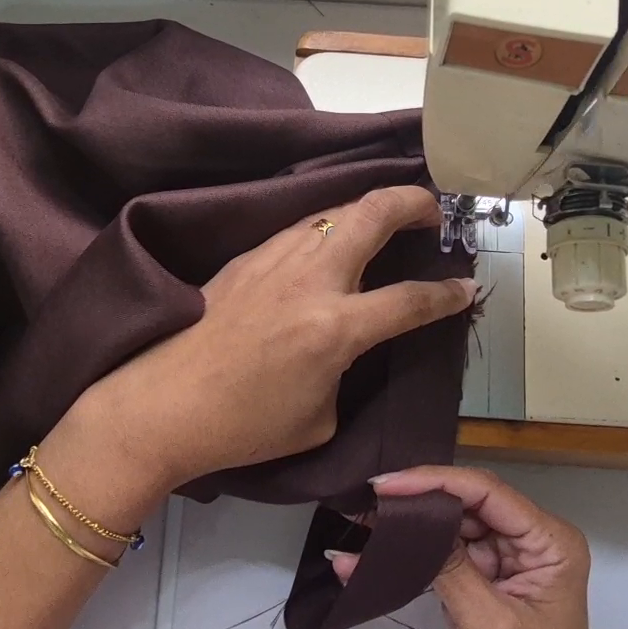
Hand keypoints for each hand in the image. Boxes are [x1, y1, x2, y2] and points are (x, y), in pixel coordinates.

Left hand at [45, 186, 476, 493]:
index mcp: (336, 327)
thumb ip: (347, 370)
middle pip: (374, 212)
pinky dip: (327, 228)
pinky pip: (299, 229)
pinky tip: (327, 247)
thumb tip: (355, 345)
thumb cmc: (244, 427)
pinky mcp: (245, 258)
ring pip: (333, 211)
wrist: (160, 407)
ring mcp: (274, 260)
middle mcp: (311, 279)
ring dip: (366, 211)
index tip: (466, 287)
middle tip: (430, 212)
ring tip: (381, 226)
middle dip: (413, 202)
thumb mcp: (319, 417)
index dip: (448, 294)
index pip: (410, 299)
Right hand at [329, 464, 597, 628]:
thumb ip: (452, 569)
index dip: (436, 482)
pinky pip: (445, 552)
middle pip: (467, 502)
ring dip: (409, 526)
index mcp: (550, 542)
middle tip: (366, 499)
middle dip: (417, 500)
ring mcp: (508, 555)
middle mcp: (532, 538)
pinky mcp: (485, 574)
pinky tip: (372, 553)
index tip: (387, 484)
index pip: (488, 493)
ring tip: (361, 520)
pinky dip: (412, 553)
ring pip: (451, 523)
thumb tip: (413, 523)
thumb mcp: (488, 626)